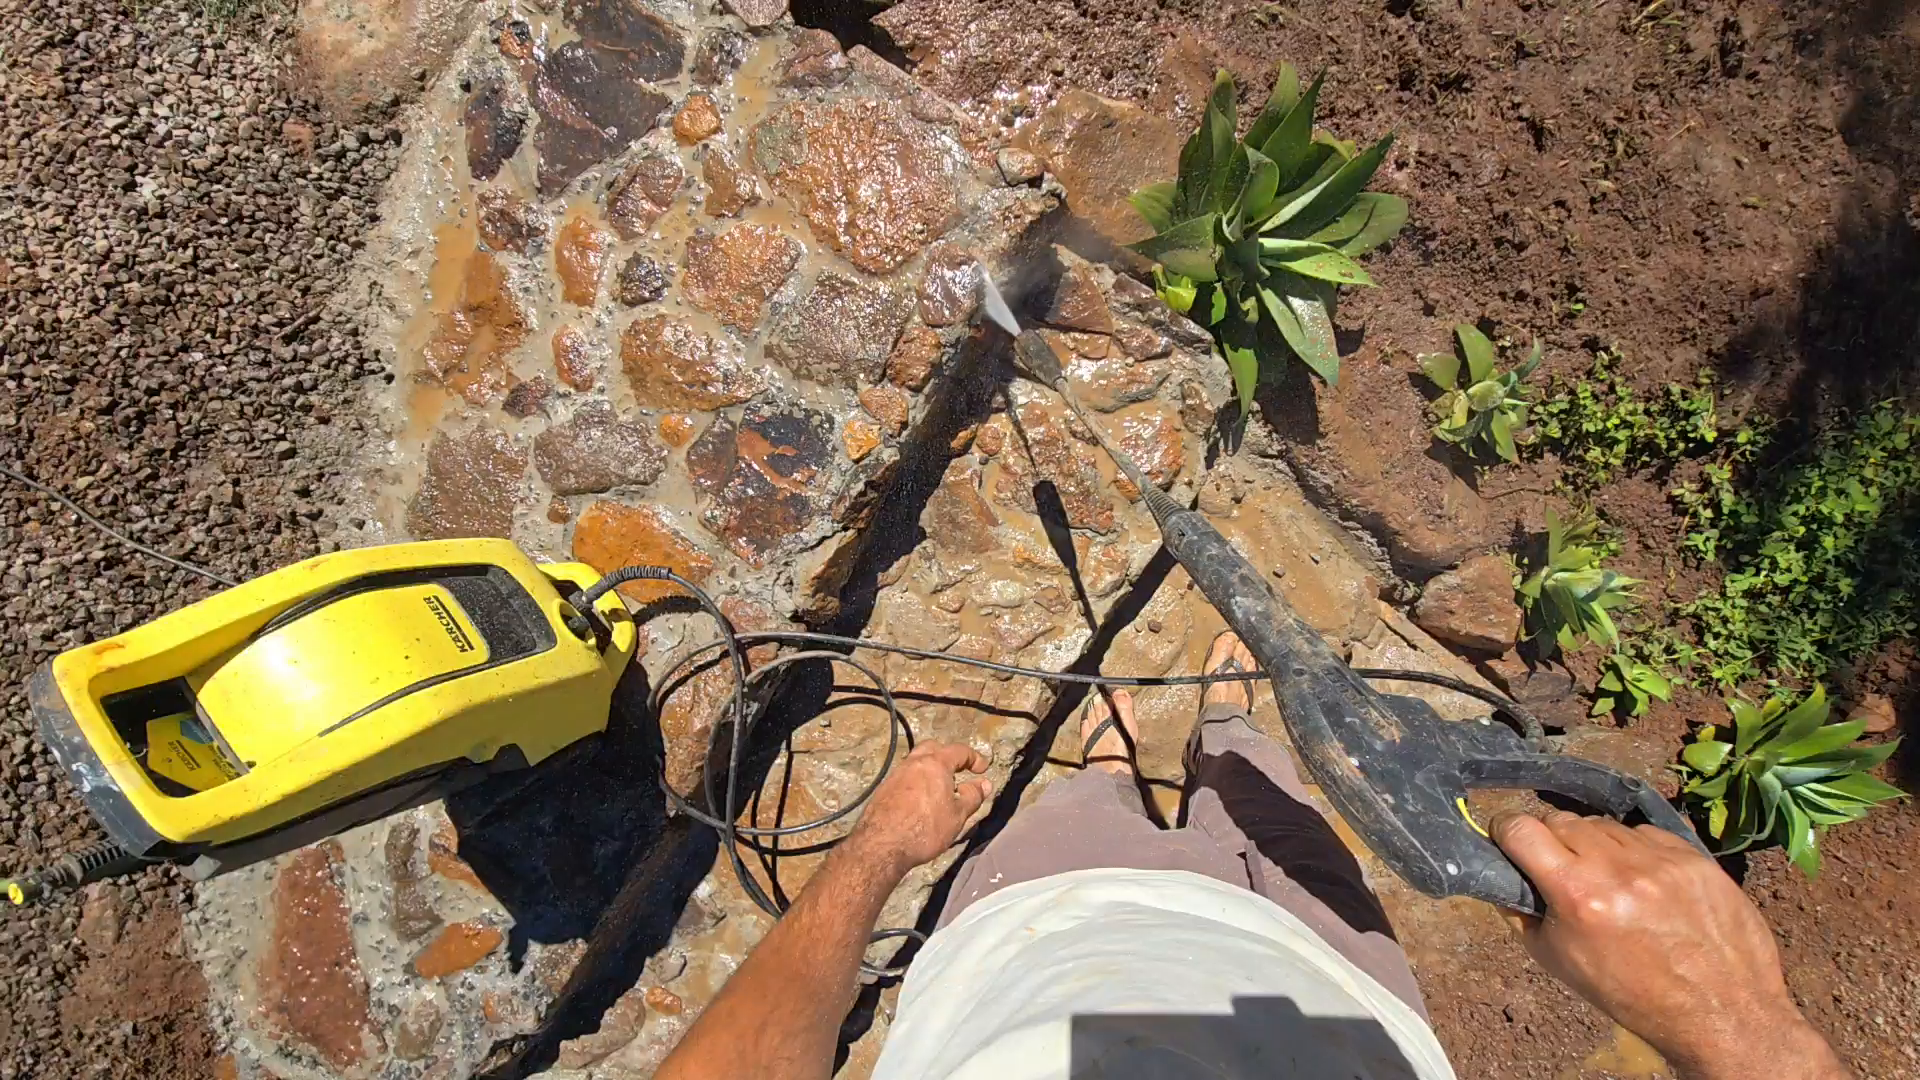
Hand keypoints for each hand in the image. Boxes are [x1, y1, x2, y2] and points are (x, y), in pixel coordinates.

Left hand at [845, 742, 992, 874]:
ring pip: (917, 763)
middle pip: (934, 748)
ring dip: (931, 770)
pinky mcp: (884, 789)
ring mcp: (896, 775)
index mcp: (935, 764)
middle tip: (959, 771)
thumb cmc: (924, 829)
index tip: (982, 768)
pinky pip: (905, 778)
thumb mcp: (957, 815)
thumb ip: (972, 796)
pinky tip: (921, 803)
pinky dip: (917, 783)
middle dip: (948, 756)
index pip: (959, 751)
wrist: (882, 846)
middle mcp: (914, 763)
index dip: (975, 758)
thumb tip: (983, 784)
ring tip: (941, 790)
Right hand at [1490, 810, 1847, 1079]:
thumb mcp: (1554, 958)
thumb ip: (1518, 909)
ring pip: (1600, 823)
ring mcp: (1660, 861)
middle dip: (1551, 839)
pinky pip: (1642, 832)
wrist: (1728, 1019)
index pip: (1519, 828)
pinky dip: (1633, 848)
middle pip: (1557, 819)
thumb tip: (1499, 873)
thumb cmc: (1630, 993)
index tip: (1508, 843)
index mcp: (1577, 893)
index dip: (1505, 831)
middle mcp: (1616, 869)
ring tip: (1606, 874)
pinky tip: (1642, 877)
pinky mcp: (1696, 860)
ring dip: (1593, 842)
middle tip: (1561, 865)